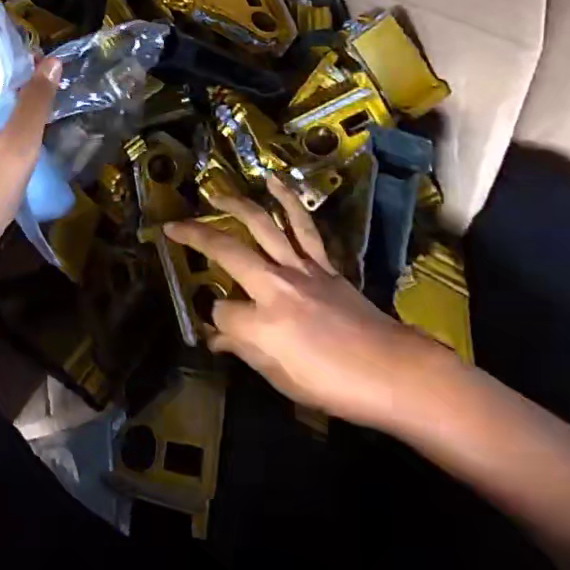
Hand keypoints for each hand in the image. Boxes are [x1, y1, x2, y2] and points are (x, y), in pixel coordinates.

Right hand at [166, 177, 457, 430]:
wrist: (397, 372)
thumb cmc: (336, 386)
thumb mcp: (281, 379)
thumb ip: (243, 349)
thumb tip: (215, 334)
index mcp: (262, 321)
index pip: (220, 310)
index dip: (214, 320)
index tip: (219, 331)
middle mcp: (275, 284)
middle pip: (226, 249)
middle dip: (194, 235)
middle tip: (172, 226)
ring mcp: (301, 268)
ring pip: (261, 225)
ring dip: (235, 204)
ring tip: (216, 192)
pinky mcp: (323, 263)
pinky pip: (302, 226)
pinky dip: (288, 201)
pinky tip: (273, 183)